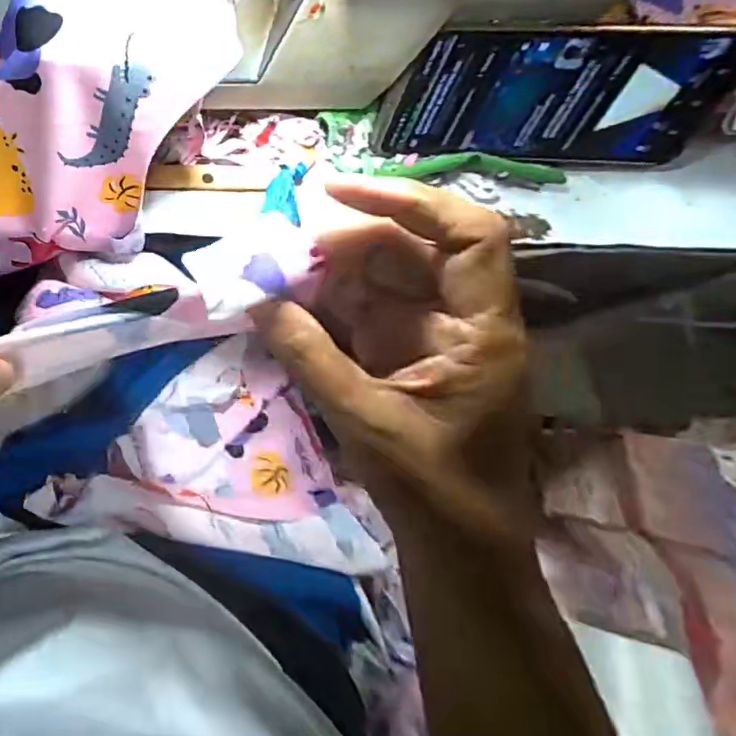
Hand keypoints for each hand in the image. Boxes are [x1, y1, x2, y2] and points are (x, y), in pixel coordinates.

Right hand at [254, 175, 533, 545]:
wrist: (458, 544)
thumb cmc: (434, 486)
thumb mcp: (367, 420)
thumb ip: (309, 355)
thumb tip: (256, 298)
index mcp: (480, 330)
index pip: (469, 236)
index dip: (409, 201)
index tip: (337, 191)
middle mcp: (455, 317)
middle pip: (404, 250)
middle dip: (337, 243)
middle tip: (273, 251)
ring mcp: (422, 332)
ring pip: (371, 275)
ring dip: (317, 270)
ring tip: (264, 274)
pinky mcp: (393, 349)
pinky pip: (351, 306)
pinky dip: (313, 300)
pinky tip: (276, 302)